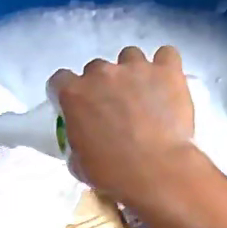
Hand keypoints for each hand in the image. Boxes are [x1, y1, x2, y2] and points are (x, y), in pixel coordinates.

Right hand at [49, 45, 196, 212]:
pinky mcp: (167, 71)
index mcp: (73, 94)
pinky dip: (165, 65)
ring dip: (131, 71)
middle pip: (95, 68)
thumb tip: (82, 144)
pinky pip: (166, 55)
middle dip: (101, 85)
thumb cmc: (111, 173)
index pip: (59, 79)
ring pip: (130, 56)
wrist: (156, 170)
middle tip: (113, 107)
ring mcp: (135, 68)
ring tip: (142, 93)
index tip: (75, 106)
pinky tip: (167, 81)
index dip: (66, 92)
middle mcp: (101, 74)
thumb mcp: (78, 163)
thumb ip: (75, 144)